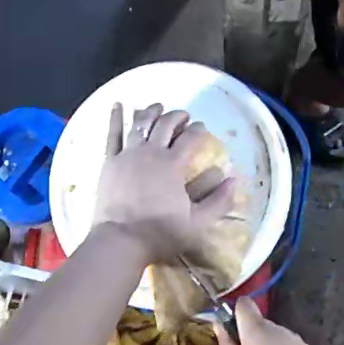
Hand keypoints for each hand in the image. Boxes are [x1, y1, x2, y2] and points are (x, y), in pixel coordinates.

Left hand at [93, 103, 237, 261]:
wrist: (120, 240)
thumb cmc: (160, 233)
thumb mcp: (197, 223)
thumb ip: (218, 202)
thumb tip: (234, 181)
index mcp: (173, 165)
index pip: (190, 138)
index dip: (198, 130)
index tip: (202, 129)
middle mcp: (150, 153)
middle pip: (166, 124)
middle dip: (177, 116)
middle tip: (184, 116)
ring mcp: (127, 155)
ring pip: (141, 124)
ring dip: (152, 112)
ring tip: (158, 107)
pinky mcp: (109, 162)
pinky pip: (112, 134)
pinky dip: (115, 117)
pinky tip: (117, 104)